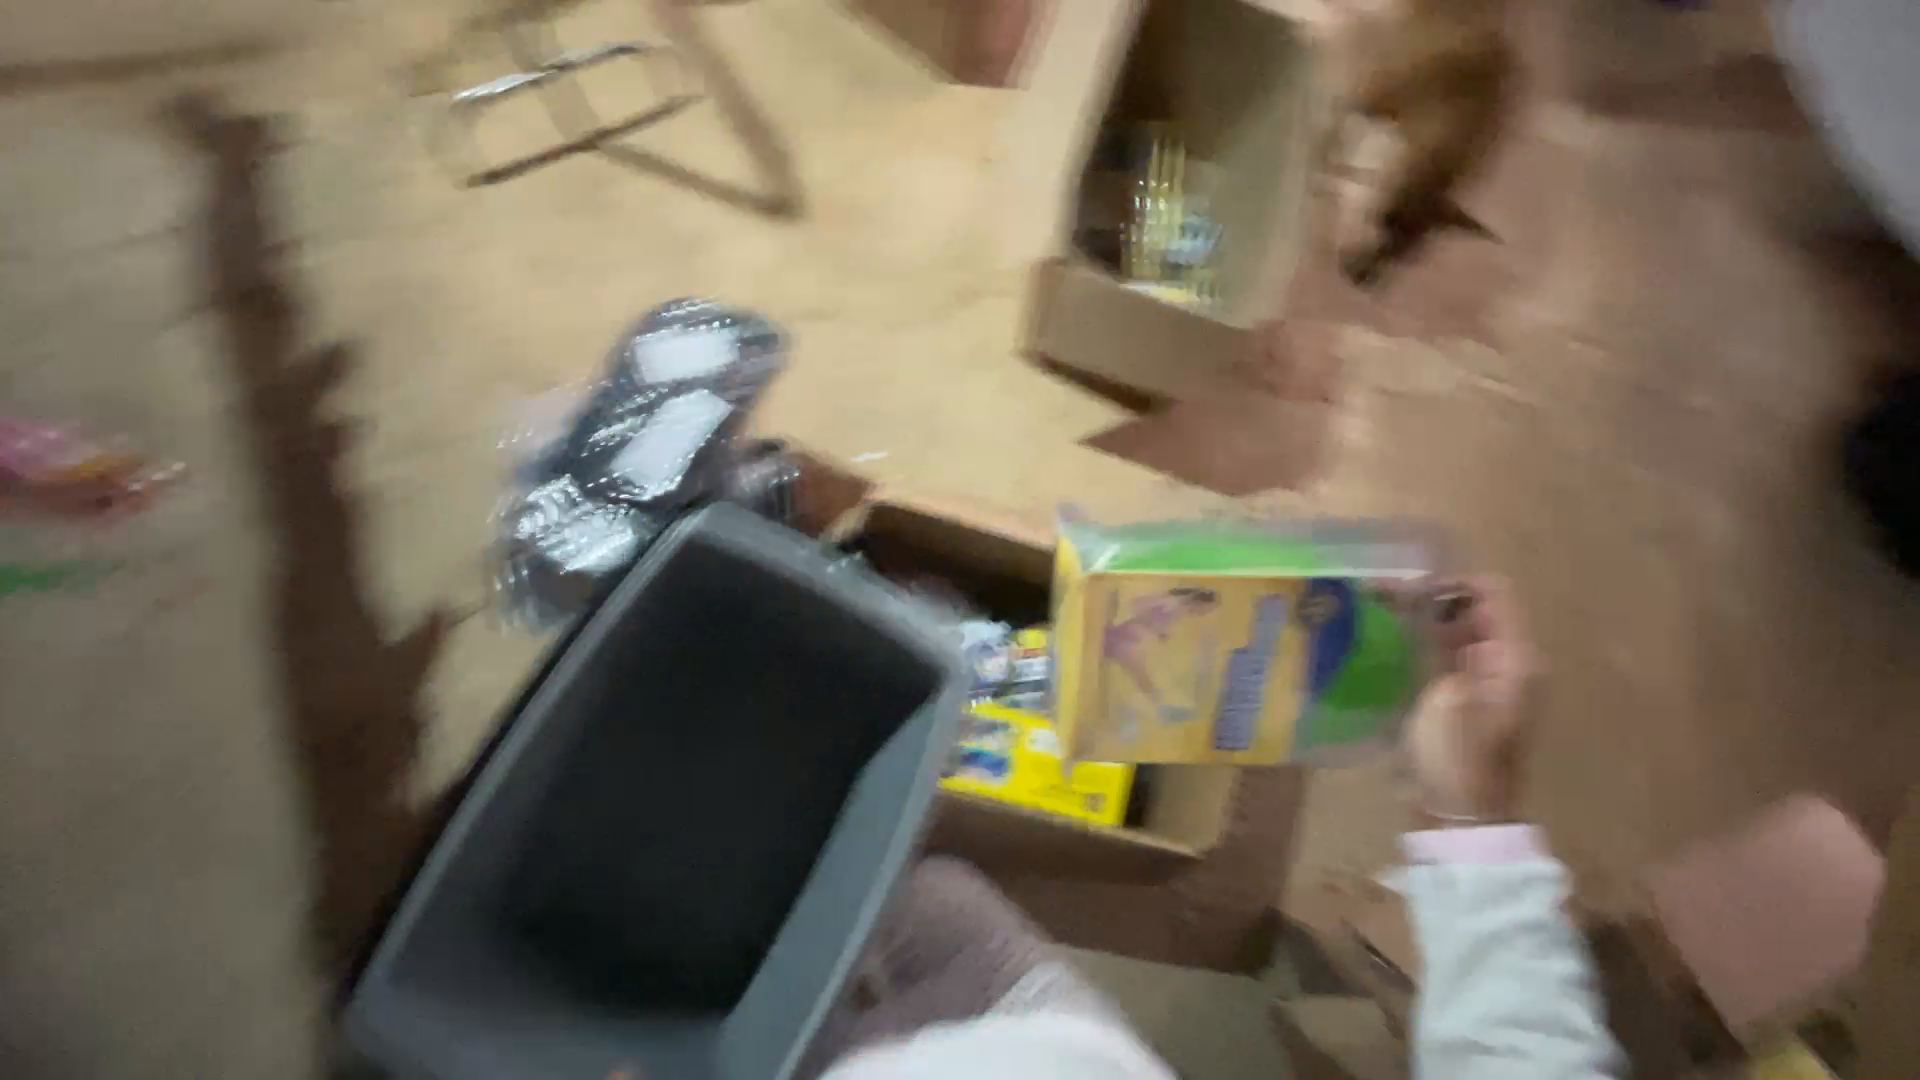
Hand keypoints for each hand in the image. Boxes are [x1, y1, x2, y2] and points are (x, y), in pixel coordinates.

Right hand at [1402, 577, 1534, 823]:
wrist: (1461, 814)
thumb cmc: (1459, 754)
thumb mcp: (1447, 693)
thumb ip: (1435, 640)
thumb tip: (1417, 593)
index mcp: (1515, 658)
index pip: (1493, 593)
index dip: (1451, 582)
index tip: (1405, 588)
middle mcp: (1506, 661)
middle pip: (1471, 609)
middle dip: (1429, 598)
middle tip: (1378, 598)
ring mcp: (1484, 679)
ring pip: (1454, 630)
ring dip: (1420, 619)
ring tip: (1375, 615)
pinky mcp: (1461, 695)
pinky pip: (1443, 654)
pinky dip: (1418, 642)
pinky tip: (1385, 644)